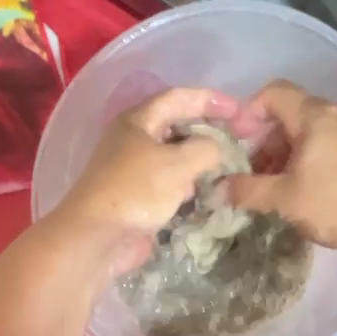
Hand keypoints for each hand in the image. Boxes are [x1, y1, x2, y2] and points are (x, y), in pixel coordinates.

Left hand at [44, 87, 239, 273]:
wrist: (97, 238)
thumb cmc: (136, 190)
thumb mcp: (178, 162)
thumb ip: (206, 148)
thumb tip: (216, 148)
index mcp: (137, 121)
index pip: (179, 98)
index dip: (211, 100)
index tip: (240, 111)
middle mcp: (132, 141)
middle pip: (175, 128)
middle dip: (206, 132)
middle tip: (236, 141)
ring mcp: (132, 173)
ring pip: (172, 159)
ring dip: (197, 163)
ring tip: (225, 169)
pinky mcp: (134, 200)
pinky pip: (166, 186)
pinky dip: (185, 187)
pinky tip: (202, 195)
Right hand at [223, 80, 336, 259]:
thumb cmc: (336, 204)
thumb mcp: (284, 200)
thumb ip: (247, 191)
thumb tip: (218, 189)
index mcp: (314, 115)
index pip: (273, 93)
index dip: (247, 112)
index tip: (235, 142)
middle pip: (292, 114)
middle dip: (266, 141)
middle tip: (252, 173)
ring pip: (312, 132)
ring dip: (287, 154)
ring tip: (277, 186)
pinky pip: (331, 145)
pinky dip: (311, 160)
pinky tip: (307, 190)